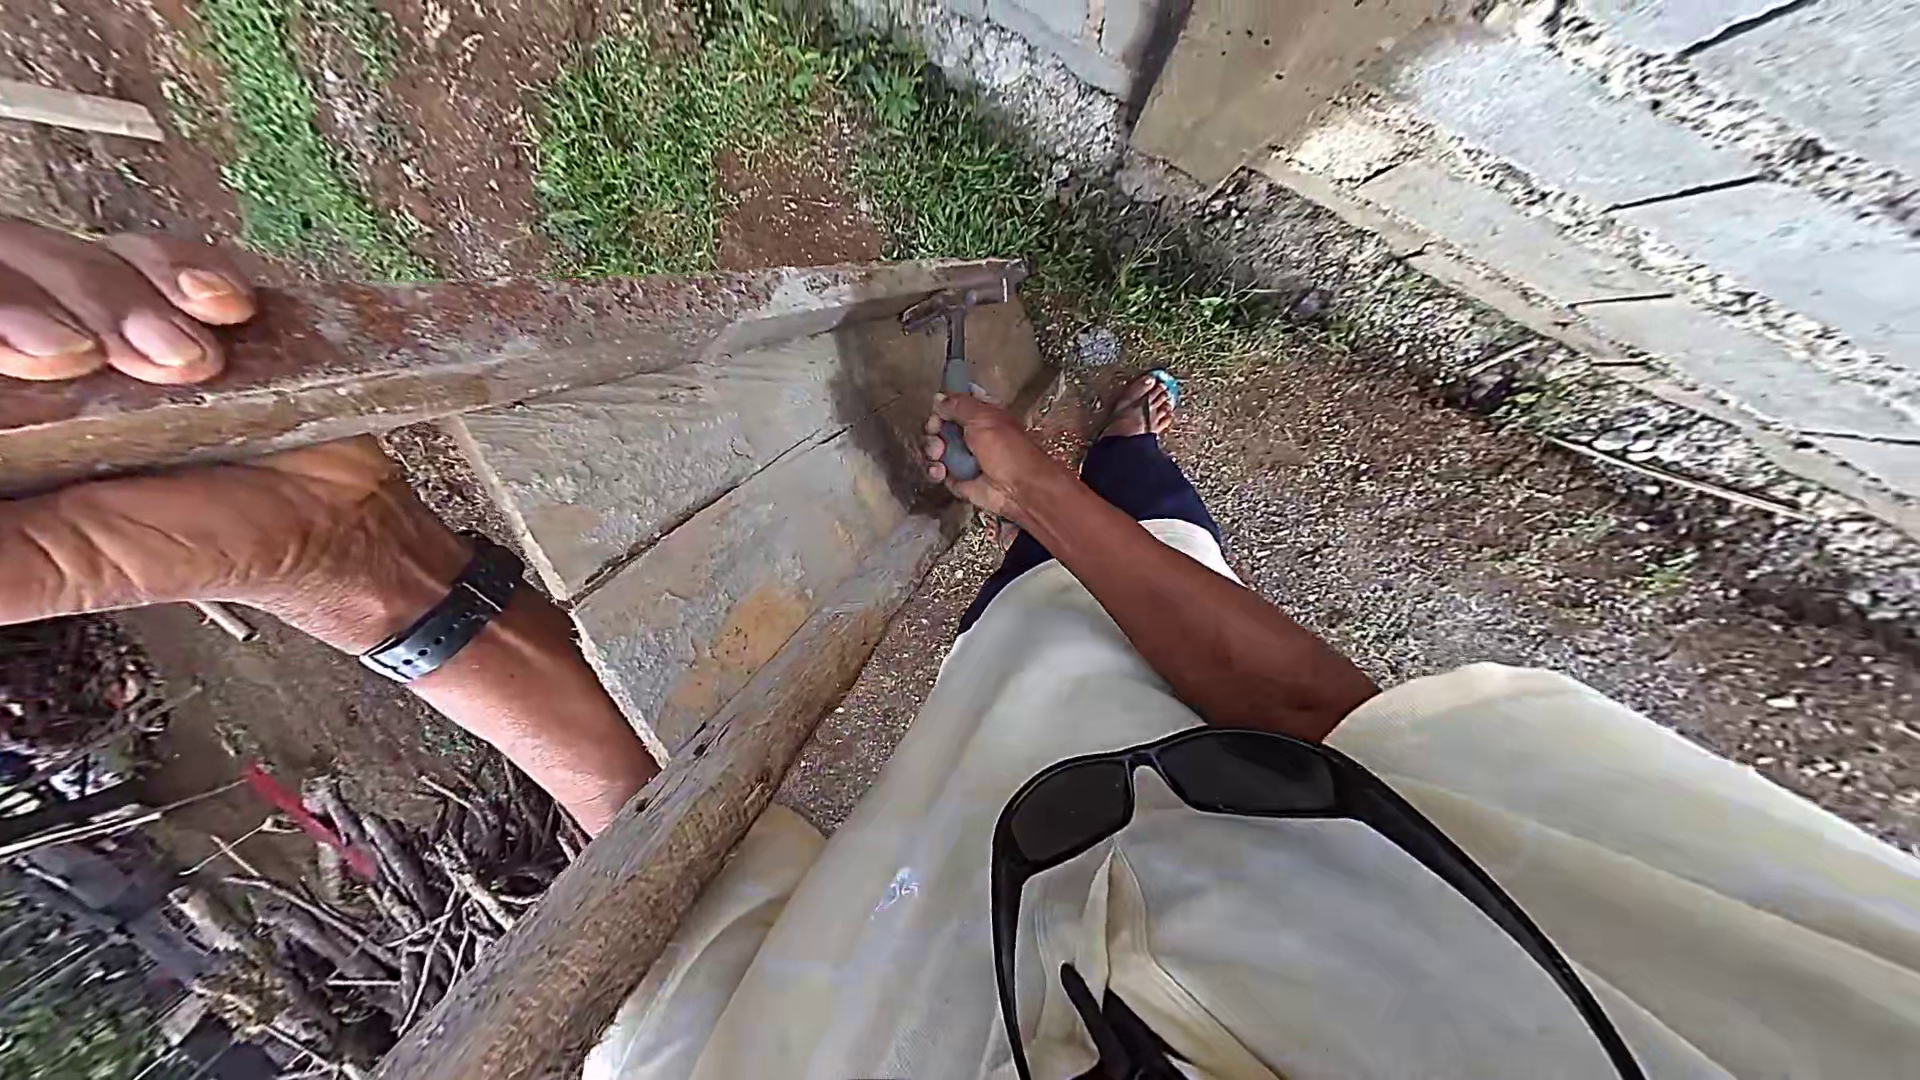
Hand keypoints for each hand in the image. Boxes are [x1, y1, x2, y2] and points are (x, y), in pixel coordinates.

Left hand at [0, 222, 465, 650]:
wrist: (341, 525)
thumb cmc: (212, 546)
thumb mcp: (64, 564)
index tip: (32, 364)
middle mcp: (39, 352)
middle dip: (23, 300)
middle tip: (81, 358)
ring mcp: (127, 322)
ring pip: (71, 254)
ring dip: (122, 295)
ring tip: (193, 360)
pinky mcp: (208, 311)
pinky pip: (171, 255)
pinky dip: (191, 268)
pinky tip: (227, 307)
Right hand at [921, 392, 1068, 521]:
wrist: (1019, 489)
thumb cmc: (1008, 450)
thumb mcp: (984, 418)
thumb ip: (959, 405)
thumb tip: (939, 398)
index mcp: (983, 415)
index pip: (957, 404)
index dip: (944, 404)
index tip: (938, 408)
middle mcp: (972, 435)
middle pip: (941, 426)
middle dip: (934, 428)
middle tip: (936, 432)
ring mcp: (964, 458)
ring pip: (935, 449)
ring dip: (932, 449)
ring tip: (938, 453)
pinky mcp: (957, 479)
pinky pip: (937, 471)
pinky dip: (935, 470)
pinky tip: (940, 471)